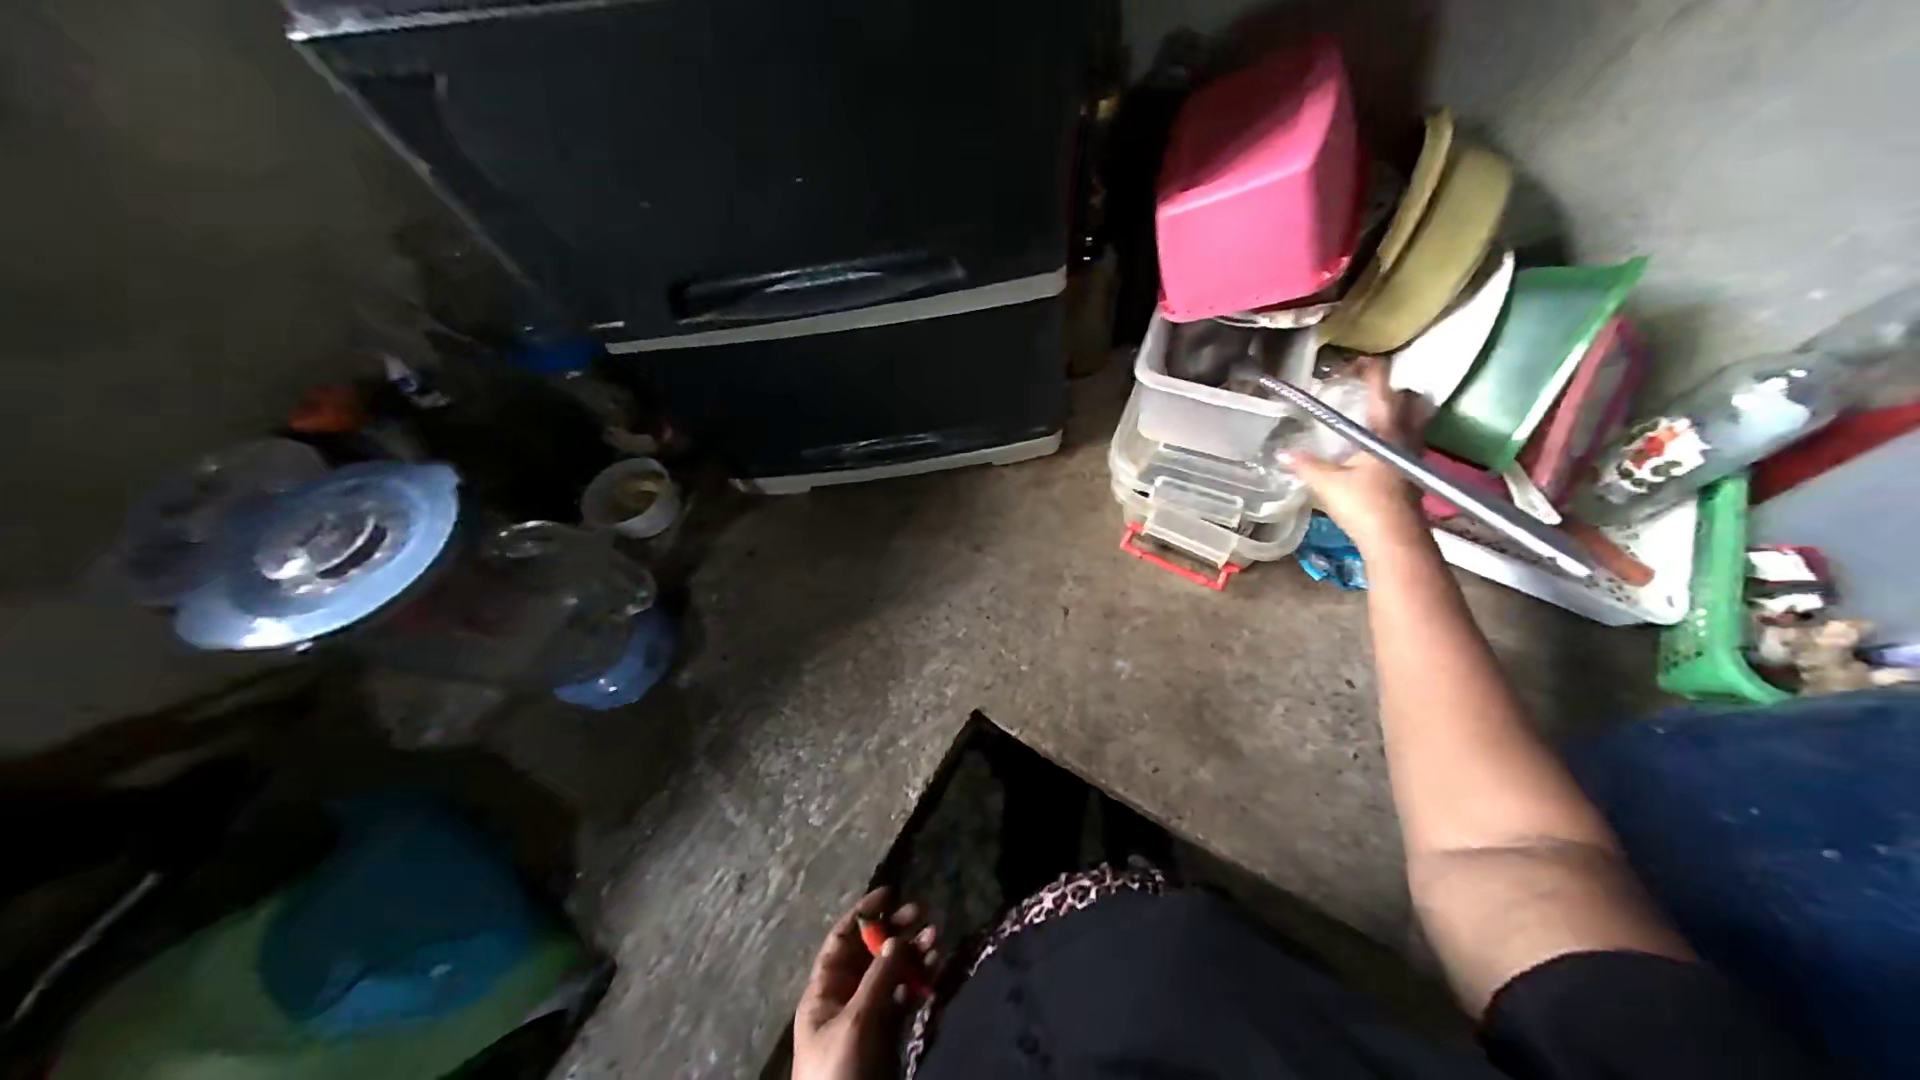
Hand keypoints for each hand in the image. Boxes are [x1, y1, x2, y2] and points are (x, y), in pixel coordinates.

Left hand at [793, 888, 937, 1079]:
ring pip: (891, 973)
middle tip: (921, 912)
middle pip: (870, 953)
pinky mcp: (887, 1034)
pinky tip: (934, 967)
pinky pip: (903, 997)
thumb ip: (876, 980)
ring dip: (912, 952)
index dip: (863, 914)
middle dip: (893, 930)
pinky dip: (918, 981)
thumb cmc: (837, 1072)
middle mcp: (845, 996)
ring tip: (935, 936)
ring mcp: (867, 1015)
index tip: (888, 892)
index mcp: (824, 990)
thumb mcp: (854, 1023)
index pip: (841, 941)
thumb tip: (894, 938)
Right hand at [1280, 357, 1430, 552]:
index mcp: (1385, 431)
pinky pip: (1409, 444)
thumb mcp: (1326, 483)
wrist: (1395, 540)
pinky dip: (1396, 438)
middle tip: (1370, 392)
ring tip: (1375, 417)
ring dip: (1400, 414)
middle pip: (1411, 402)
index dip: (1371, 372)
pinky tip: (1378, 450)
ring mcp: (1414, 457)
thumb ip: (1305, 464)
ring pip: (1415, 423)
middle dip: (1394, 391)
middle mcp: (1406, 438)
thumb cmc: (1364, 504)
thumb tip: (1283, 452)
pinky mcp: (1413, 476)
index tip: (1357, 362)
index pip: (1383, 390)